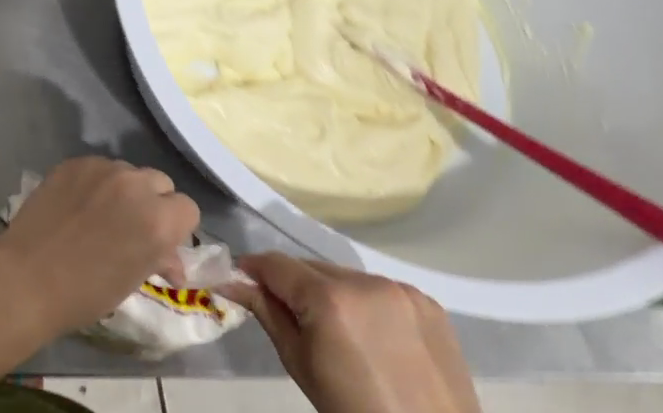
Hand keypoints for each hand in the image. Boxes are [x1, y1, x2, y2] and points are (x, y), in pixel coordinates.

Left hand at [0, 157, 198, 333]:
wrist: (29, 276)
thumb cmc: (88, 291)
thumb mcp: (135, 278)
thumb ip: (157, 255)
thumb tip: (169, 259)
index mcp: (159, 220)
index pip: (187, 209)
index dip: (176, 227)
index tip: (161, 242)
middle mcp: (135, 186)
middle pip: (159, 182)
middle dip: (153, 202)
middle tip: (134, 226)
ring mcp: (100, 170)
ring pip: (127, 171)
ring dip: (124, 189)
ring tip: (104, 213)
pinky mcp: (71, 163)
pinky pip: (96, 167)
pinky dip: (95, 182)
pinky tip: (79, 202)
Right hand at [226, 254, 479, 412]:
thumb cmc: (353, 411)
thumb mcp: (299, 363)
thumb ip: (267, 313)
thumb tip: (232, 283)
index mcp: (330, 299)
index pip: (276, 264)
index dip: (252, 269)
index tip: (240, 282)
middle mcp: (367, 283)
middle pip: (311, 266)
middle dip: (292, 284)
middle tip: (288, 316)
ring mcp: (403, 292)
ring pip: (345, 276)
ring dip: (330, 292)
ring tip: (336, 331)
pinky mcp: (429, 305)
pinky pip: (380, 291)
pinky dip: (365, 303)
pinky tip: (372, 336)